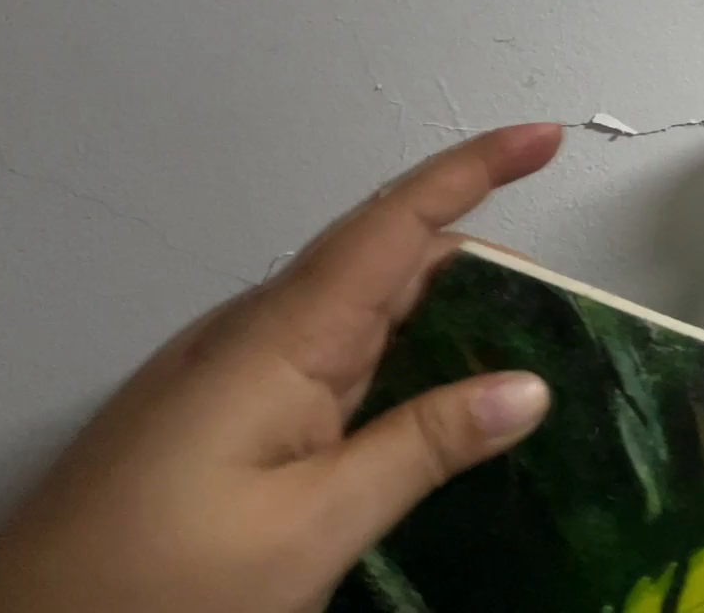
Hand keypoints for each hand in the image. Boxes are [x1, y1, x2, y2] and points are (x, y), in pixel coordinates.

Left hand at [0, 124, 565, 612]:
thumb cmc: (142, 598)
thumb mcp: (307, 532)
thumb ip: (425, 447)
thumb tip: (530, 389)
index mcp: (283, 337)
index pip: (398, 222)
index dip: (477, 167)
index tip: (544, 137)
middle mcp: (268, 332)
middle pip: (398, 255)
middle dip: (487, 257)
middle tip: (561, 307)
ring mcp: (250, 368)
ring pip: (379, 303)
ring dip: (457, 309)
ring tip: (521, 349)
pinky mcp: (242, 406)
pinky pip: (353, 348)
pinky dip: (417, 350)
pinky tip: (447, 391)